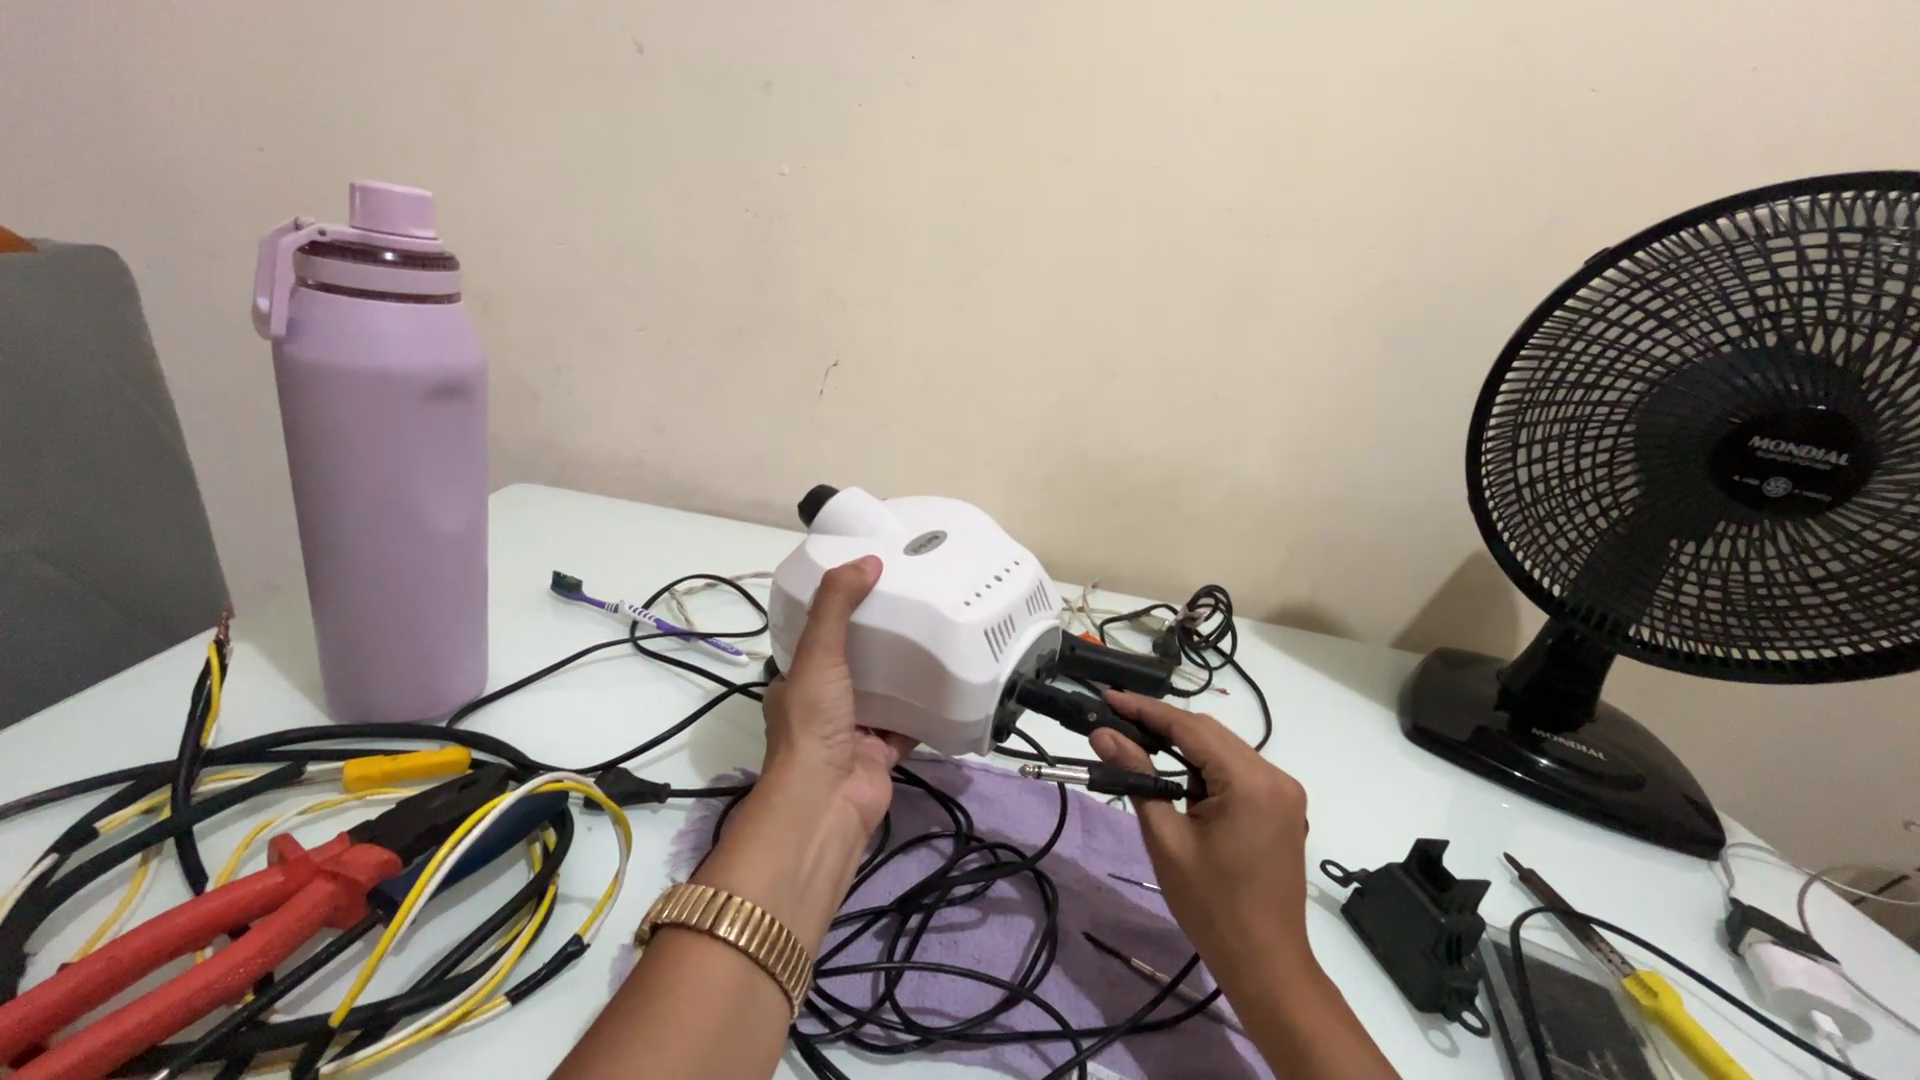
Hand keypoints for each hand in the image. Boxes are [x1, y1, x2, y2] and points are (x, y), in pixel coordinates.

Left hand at [759, 556, 916, 835]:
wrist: (828, 801)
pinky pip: (909, 723)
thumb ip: (837, 606)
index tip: (867, 586)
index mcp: (797, 682)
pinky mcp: (884, 751)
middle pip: (854, 665)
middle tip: (909, 606)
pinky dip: (926, 708)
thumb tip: (867, 560)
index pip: (816, 639)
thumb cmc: (813, 724)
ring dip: (902, 673)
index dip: (837, 612)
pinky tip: (948, 682)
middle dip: (876, 641)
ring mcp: (854, 731)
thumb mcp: (818, 654)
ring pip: (883, 693)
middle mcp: (822, 706)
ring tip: (933, 635)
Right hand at [1089, 691, 1313, 979]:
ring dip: (1183, 748)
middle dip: (1162, 725)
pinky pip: (1238, 771)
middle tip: (1116, 722)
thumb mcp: (1166, 838)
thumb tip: (1104, 735)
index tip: (1109, 698)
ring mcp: (1284, 792)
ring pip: (1224, 750)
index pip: (1191, 728)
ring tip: (1137, 746)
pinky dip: (1205, 769)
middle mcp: (1276, 777)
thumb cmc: (1210, 904)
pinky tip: (1176, 777)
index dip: (1146, 710)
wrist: (1264, 961)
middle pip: (1210, 734)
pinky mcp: (1283, 808)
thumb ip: (1137, 778)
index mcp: (1250, 782)